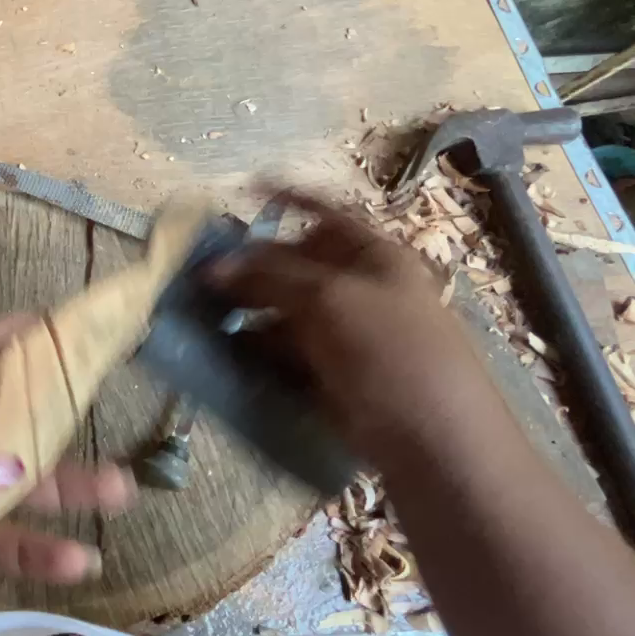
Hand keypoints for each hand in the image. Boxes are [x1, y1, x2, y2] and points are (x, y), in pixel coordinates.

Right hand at [206, 190, 513, 465]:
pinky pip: (279, 346)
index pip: (325, 213)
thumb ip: (266, 275)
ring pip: (279, 306)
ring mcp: (341, 330)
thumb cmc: (392, 353)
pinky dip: (251, 343)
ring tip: (200, 309)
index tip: (243, 192)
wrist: (435, 443)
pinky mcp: (325, 368)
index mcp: (374, 257)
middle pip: (292, 262)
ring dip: (243, 306)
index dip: (287, 199)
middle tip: (200, 268)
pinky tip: (222, 345)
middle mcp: (357, 288)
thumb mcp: (329, 299)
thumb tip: (211, 268)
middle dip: (248, 263)